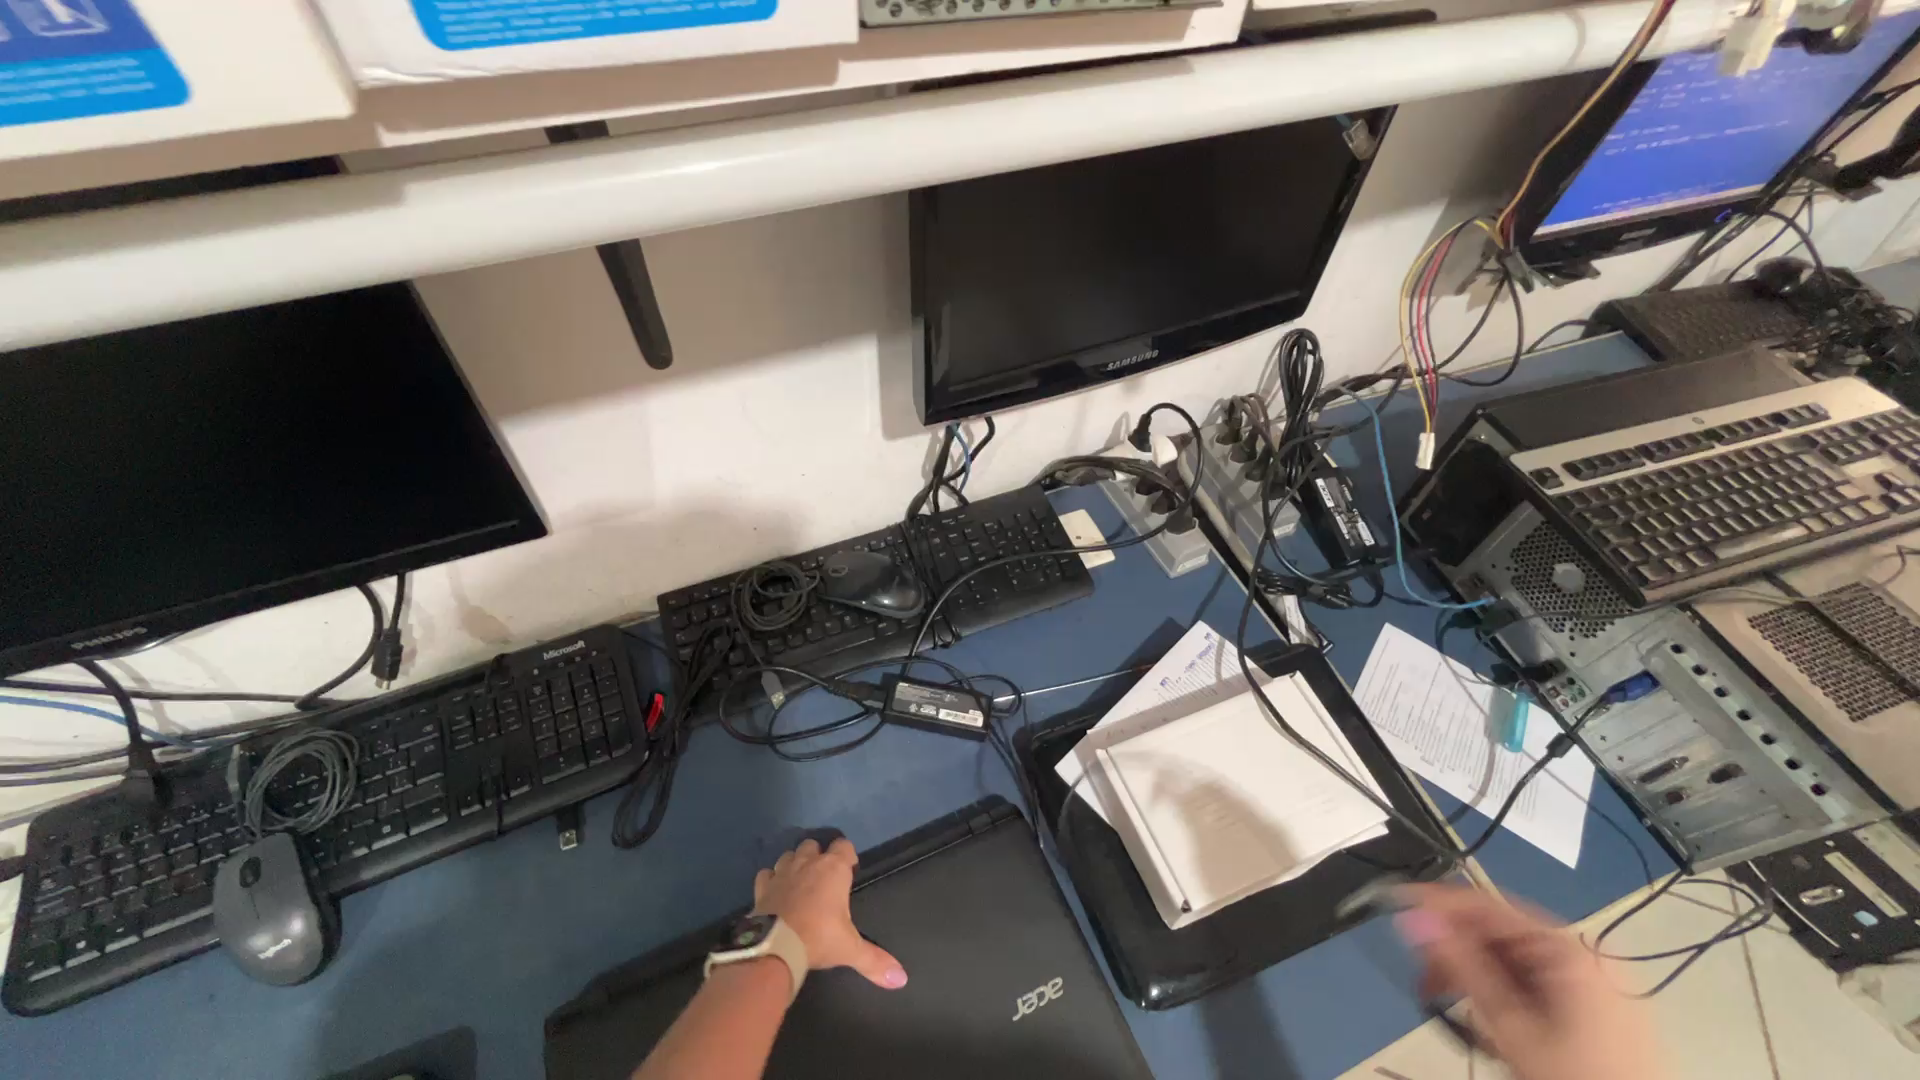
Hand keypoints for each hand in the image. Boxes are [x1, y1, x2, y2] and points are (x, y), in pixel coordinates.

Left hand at [753, 837, 907, 989]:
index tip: (849, 871)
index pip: (844, 845)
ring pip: (788, 855)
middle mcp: (807, 864)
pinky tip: (775, 891)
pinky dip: (771, 879)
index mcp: (833, 870)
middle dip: (818, 856)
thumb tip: (901, 979)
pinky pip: (766, 873)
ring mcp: (782, 873)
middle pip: (813, 845)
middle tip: (823, 878)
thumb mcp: (849, 949)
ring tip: (799, 882)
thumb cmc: (818, 937)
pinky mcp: (762, 887)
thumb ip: (875, 960)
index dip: (847, 855)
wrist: (774, 946)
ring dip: (794, 864)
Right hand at [1396, 884, 1665, 1079]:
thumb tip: (1412, 916)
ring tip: (1443, 1001)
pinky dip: (1501, 994)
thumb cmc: (1572, 1075)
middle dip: (1453, 951)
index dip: (1438, 902)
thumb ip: (1460, 965)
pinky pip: (1534, 985)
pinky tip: (1482, 1017)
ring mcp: (1593, 986)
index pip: (1487, 905)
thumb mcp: (1509, 1024)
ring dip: (1472, 976)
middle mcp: (1584, 958)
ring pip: (1513, 962)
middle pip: (1499, 935)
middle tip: (1420, 977)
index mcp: (1568, 951)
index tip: (1396, 903)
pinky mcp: (1596, 1013)